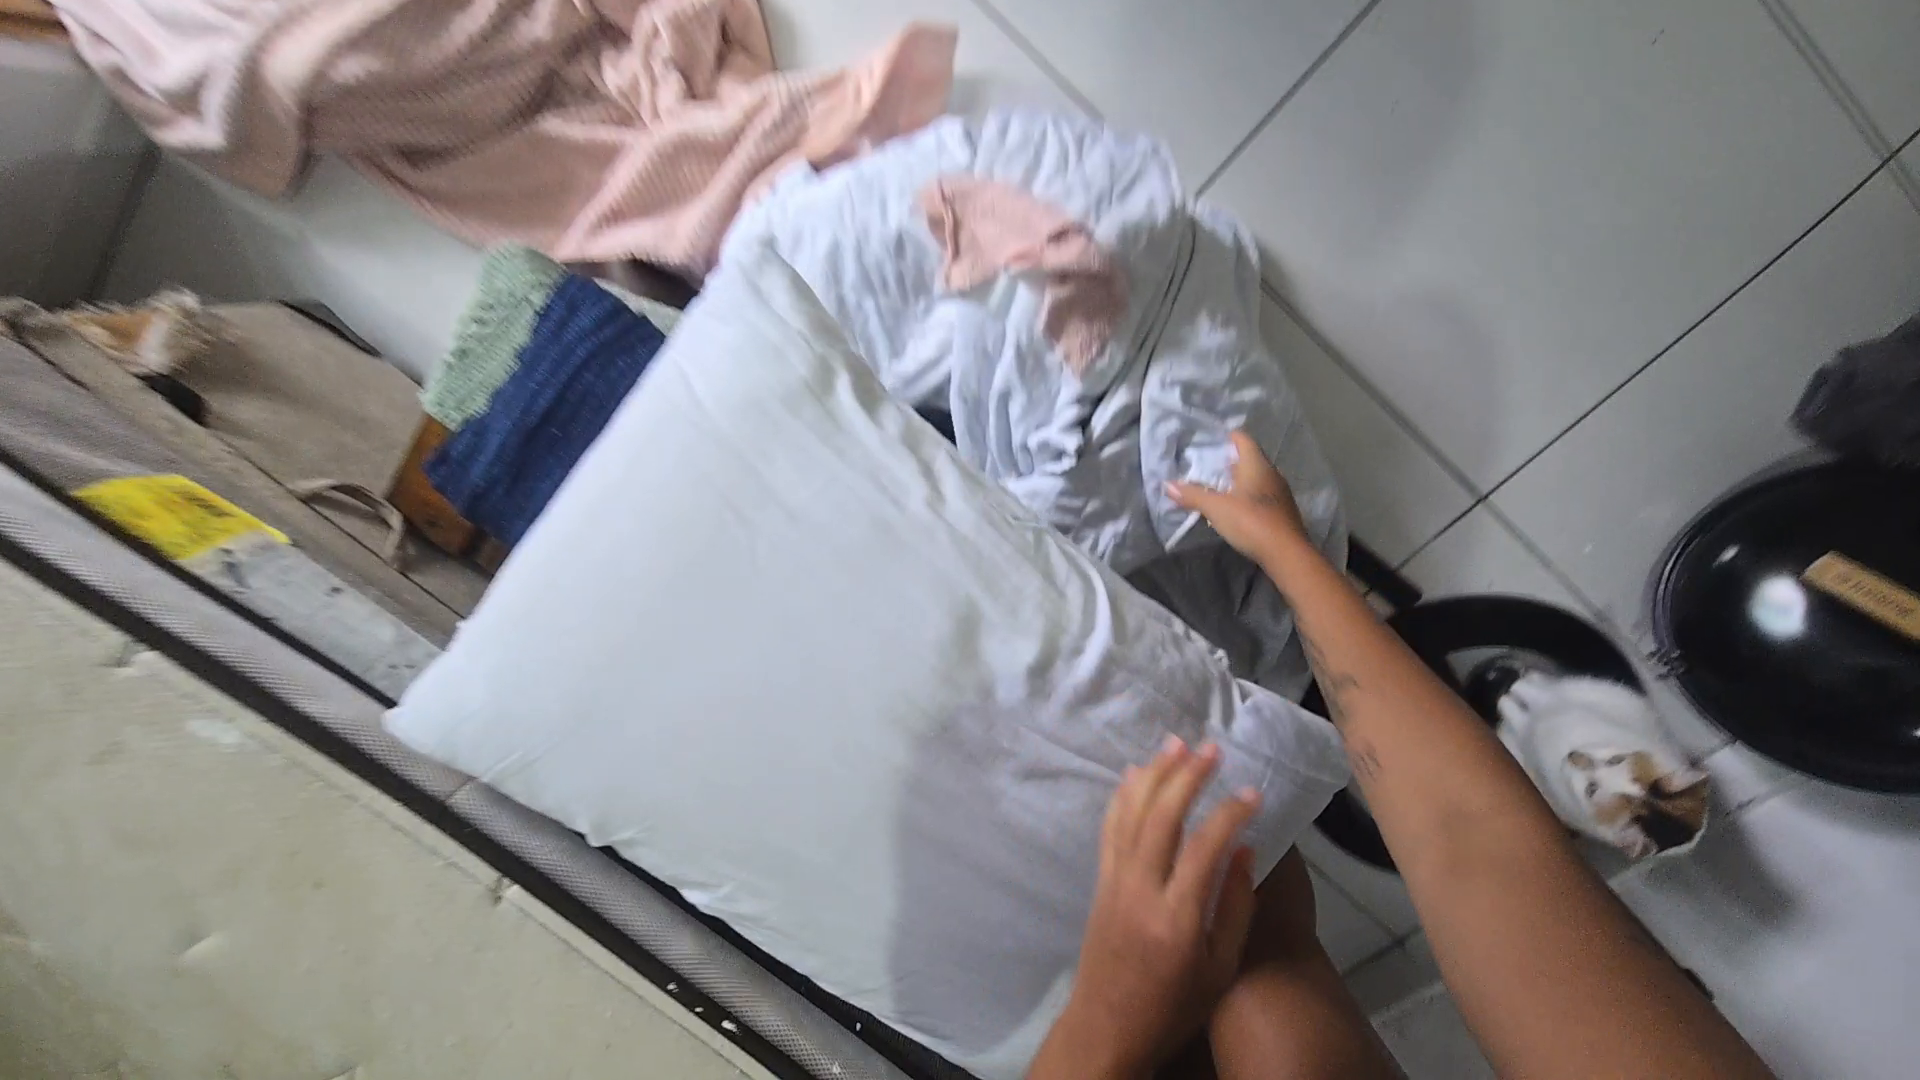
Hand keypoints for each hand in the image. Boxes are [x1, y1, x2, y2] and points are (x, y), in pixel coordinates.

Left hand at [1030, 737, 1261, 1078]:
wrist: (1107, 1024)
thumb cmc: (1173, 1003)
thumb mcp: (1220, 969)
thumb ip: (1236, 907)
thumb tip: (1246, 849)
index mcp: (1177, 918)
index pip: (1204, 848)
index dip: (1230, 813)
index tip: (1254, 792)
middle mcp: (1140, 889)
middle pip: (1161, 817)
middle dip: (1187, 776)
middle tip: (1210, 748)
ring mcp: (1115, 879)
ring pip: (1132, 813)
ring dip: (1154, 773)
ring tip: (1176, 743)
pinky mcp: (1100, 878)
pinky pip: (1110, 826)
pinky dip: (1123, 794)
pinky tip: (1135, 773)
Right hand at [1166, 430, 1310, 562]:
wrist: (1286, 554)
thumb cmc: (1251, 522)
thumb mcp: (1216, 508)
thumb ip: (1192, 495)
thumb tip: (1167, 485)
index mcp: (1257, 465)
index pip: (1243, 440)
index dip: (1227, 436)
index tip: (1209, 440)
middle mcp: (1271, 474)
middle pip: (1248, 459)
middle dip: (1227, 461)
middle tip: (1205, 466)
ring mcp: (1279, 493)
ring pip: (1254, 478)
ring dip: (1236, 480)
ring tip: (1215, 487)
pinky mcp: (1280, 511)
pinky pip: (1259, 495)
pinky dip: (1245, 496)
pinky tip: (1233, 507)